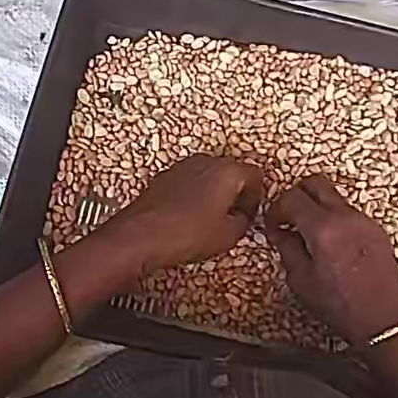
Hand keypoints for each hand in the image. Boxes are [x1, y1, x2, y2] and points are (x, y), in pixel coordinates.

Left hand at [94, 154, 265, 274]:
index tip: (249, 217)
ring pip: (209, 176)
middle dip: (236, 194)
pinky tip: (188, 220)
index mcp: (227, 170)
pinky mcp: (164, 178)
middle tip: (233, 220)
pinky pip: (189, 183)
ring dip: (214, 195)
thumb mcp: (229, 235)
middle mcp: (205, 161)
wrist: (141, 236)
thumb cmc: (188, 233)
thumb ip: (244, 222)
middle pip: (231, 172)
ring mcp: (182, 167)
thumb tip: (241, 219)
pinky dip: (194, 197)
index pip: (255, 175)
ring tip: (209, 222)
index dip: (256, 198)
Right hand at [265, 176, 397, 347]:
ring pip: (333, 196)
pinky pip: (348, 212)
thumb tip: (279, 231)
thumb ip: (287, 248)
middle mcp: (346, 217)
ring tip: (307, 235)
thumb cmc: (341, 305)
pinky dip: (333, 219)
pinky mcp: (375, 229)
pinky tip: (328, 244)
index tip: (273, 224)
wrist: (382, 318)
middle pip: (315, 183)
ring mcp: (364, 221)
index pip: (292, 197)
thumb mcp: (301, 280)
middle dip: (296, 196)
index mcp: (323, 228)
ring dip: (316, 207)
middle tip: (288, 218)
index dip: (276, 209)